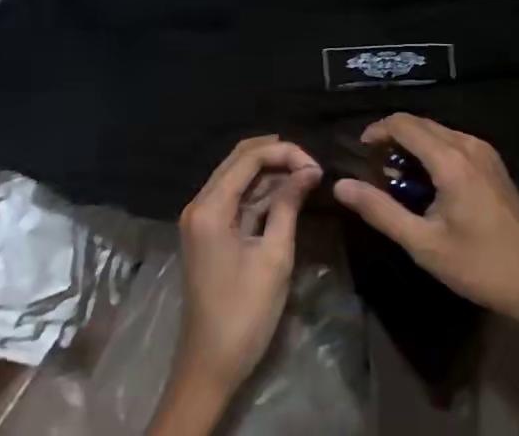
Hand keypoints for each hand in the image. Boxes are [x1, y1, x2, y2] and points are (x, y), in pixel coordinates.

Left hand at [175, 136, 321, 390]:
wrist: (211, 366)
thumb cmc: (244, 312)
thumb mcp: (275, 256)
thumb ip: (290, 205)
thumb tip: (310, 170)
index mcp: (209, 209)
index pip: (249, 157)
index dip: (286, 152)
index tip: (318, 168)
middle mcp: (200, 205)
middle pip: (241, 159)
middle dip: (279, 156)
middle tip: (313, 169)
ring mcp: (203, 219)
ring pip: (240, 176)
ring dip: (274, 172)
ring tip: (309, 180)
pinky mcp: (211, 232)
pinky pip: (239, 197)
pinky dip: (265, 192)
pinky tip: (291, 194)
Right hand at [332, 114, 518, 329]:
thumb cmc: (477, 264)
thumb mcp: (422, 243)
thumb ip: (380, 211)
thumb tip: (341, 185)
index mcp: (451, 159)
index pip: (405, 124)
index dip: (377, 131)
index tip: (357, 152)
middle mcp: (469, 144)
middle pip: (422, 124)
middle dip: (393, 139)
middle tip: (371, 171)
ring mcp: (485, 151)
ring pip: (439, 132)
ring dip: (413, 146)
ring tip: (393, 181)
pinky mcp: (493, 163)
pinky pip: (454, 144)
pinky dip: (433, 153)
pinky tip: (425, 184)